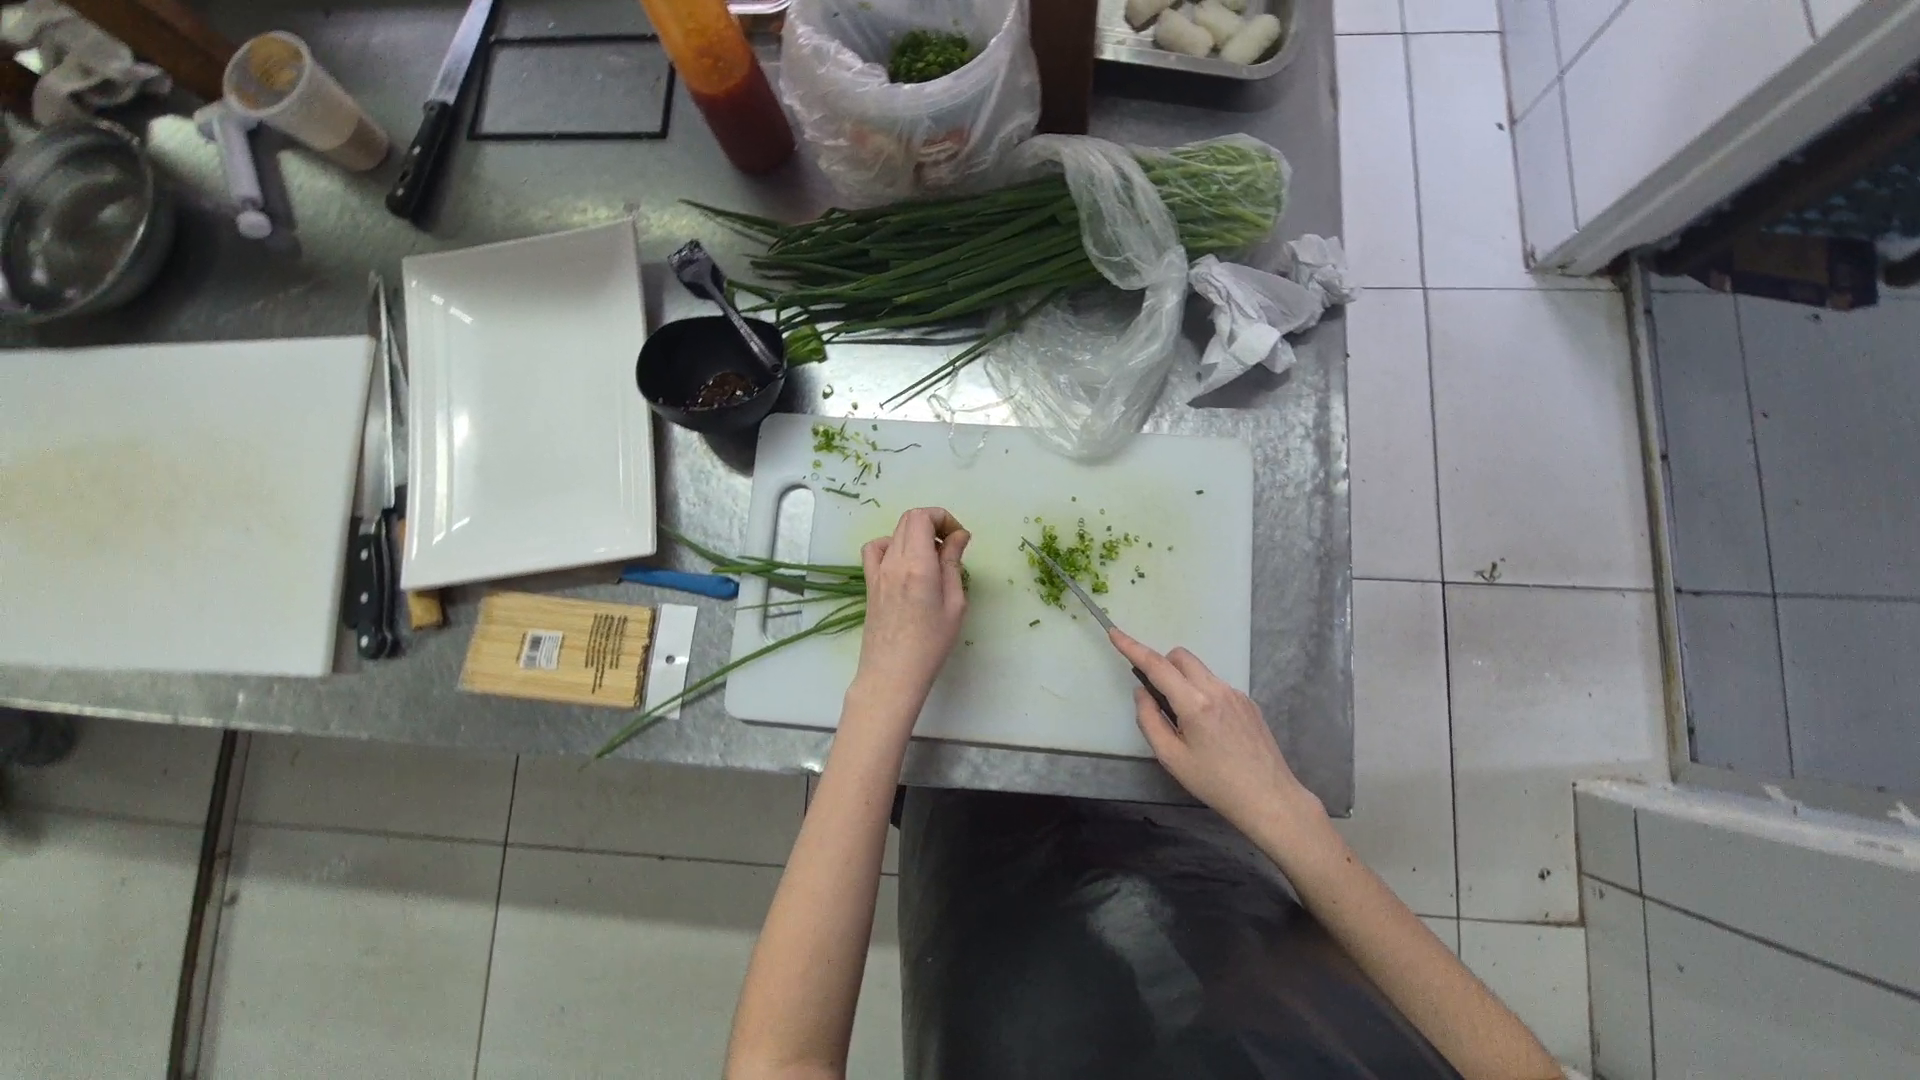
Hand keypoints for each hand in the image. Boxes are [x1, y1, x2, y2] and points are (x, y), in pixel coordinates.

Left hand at [852, 507, 971, 707]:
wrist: (892, 673)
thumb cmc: (931, 645)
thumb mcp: (954, 604)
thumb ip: (953, 565)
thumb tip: (958, 536)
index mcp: (917, 564)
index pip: (923, 516)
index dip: (944, 518)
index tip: (959, 538)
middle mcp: (893, 561)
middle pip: (908, 519)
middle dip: (933, 524)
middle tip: (951, 547)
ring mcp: (877, 571)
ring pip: (894, 533)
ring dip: (916, 535)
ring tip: (932, 559)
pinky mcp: (869, 583)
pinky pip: (876, 549)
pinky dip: (892, 545)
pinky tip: (905, 565)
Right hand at [1110, 628, 1319, 836]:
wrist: (1268, 797)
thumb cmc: (1215, 783)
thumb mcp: (1171, 758)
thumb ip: (1150, 720)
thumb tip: (1142, 693)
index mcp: (1195, 703)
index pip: (1157, 665)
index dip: (1132, 647)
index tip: (1115, 633)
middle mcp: (1217, 689)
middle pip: (1181, 657)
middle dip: (1162, 665)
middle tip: (1158, 698)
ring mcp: (1236, 694)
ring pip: (1200, 671)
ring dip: (1184, 682)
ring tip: (1189, 724)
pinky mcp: (1248, 702)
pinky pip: (1216, 686)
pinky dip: (1203, 694)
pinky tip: (1212, 730)